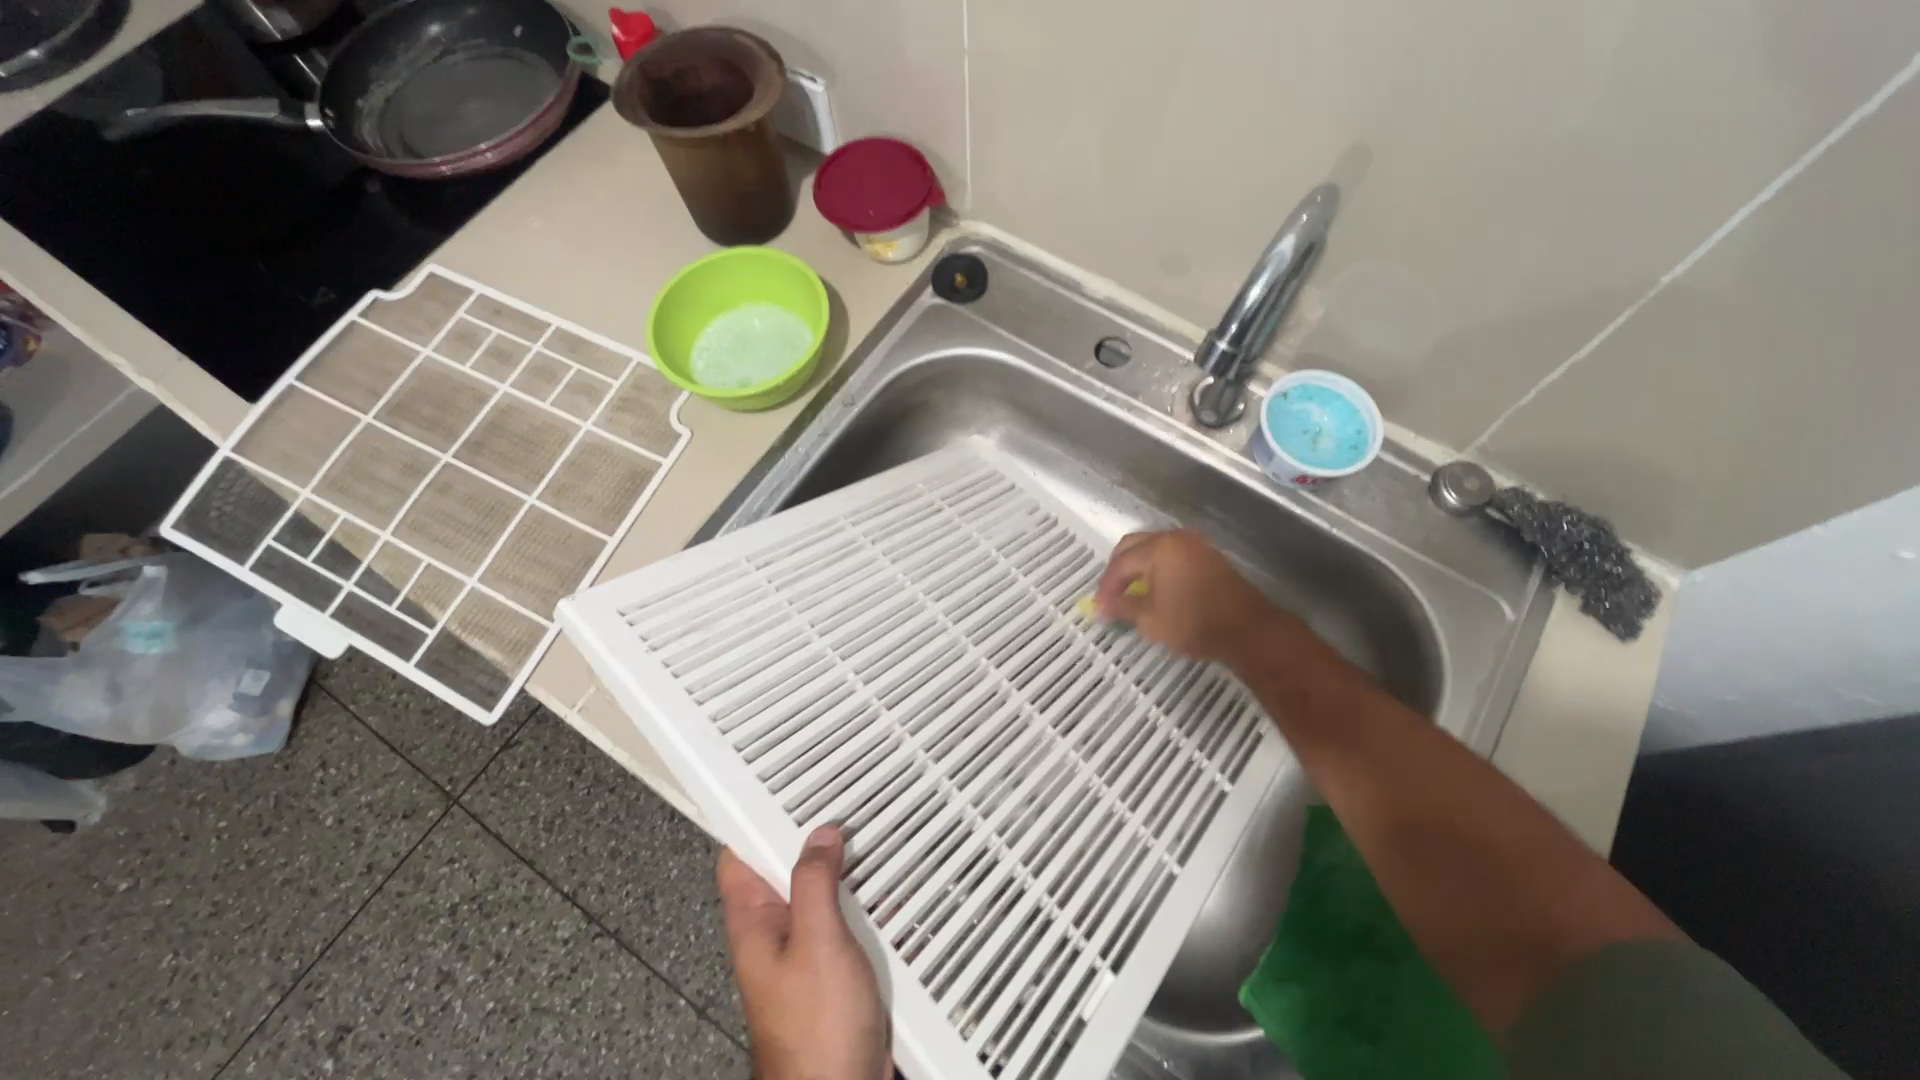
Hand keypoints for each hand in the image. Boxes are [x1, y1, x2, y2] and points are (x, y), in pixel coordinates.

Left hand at [718, 825, 890, 1079]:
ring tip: (879, 849)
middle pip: (790, 871)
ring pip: (826, 898)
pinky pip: (852, 928)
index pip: (742, 855)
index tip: (789, 791)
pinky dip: (874, 912)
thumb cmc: (815, 1035)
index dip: (760, 820)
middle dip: (820, 845)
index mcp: (754, 922)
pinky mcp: (836, 973)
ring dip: (853, 879)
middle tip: (847, 814)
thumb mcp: (816, 941)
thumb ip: (815, 883)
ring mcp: (807, 954)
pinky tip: (899, 903)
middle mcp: (775, 934)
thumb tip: (821, 837)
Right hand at [1094, 529, 1290, 664]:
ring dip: (1138, 566)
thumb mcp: (1149, 619)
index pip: (1120, 563)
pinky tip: (1156, 589)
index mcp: (1158, 548)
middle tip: (1111, 594)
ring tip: (1131, 592)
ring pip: (1154, 548)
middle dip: (1119, 570)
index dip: (1107, 586)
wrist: (1247, 630)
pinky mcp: (1208, 557)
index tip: (1100, 607)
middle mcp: (1175, 538)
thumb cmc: (1193, 622)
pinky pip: (1173, 555)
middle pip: (1134, 546)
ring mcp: (1195, 545)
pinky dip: (1158, 568)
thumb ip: (1122, 606)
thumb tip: (1102, 605)